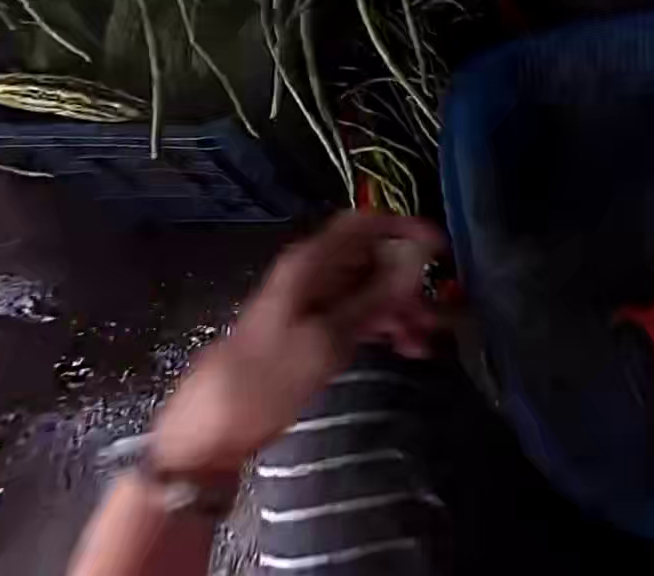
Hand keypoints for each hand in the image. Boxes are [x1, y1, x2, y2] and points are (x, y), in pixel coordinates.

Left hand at [149, 210, 444, 475]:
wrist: (210, 429)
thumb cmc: (265, 378)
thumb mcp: (327, 339)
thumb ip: (374, 298)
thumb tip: (416, 260)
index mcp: (311, 262)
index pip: (365, 223)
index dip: (404, 227)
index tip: (441, 249)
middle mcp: (315, 272)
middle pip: (372, 257)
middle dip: (410, 277)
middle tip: (443, 307)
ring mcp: (314, 300)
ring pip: (370, 288)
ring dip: (401, 307)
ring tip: (430, 337)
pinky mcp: (314, 328)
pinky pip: (359, 314)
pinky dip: (384, 325)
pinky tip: (408, 348)